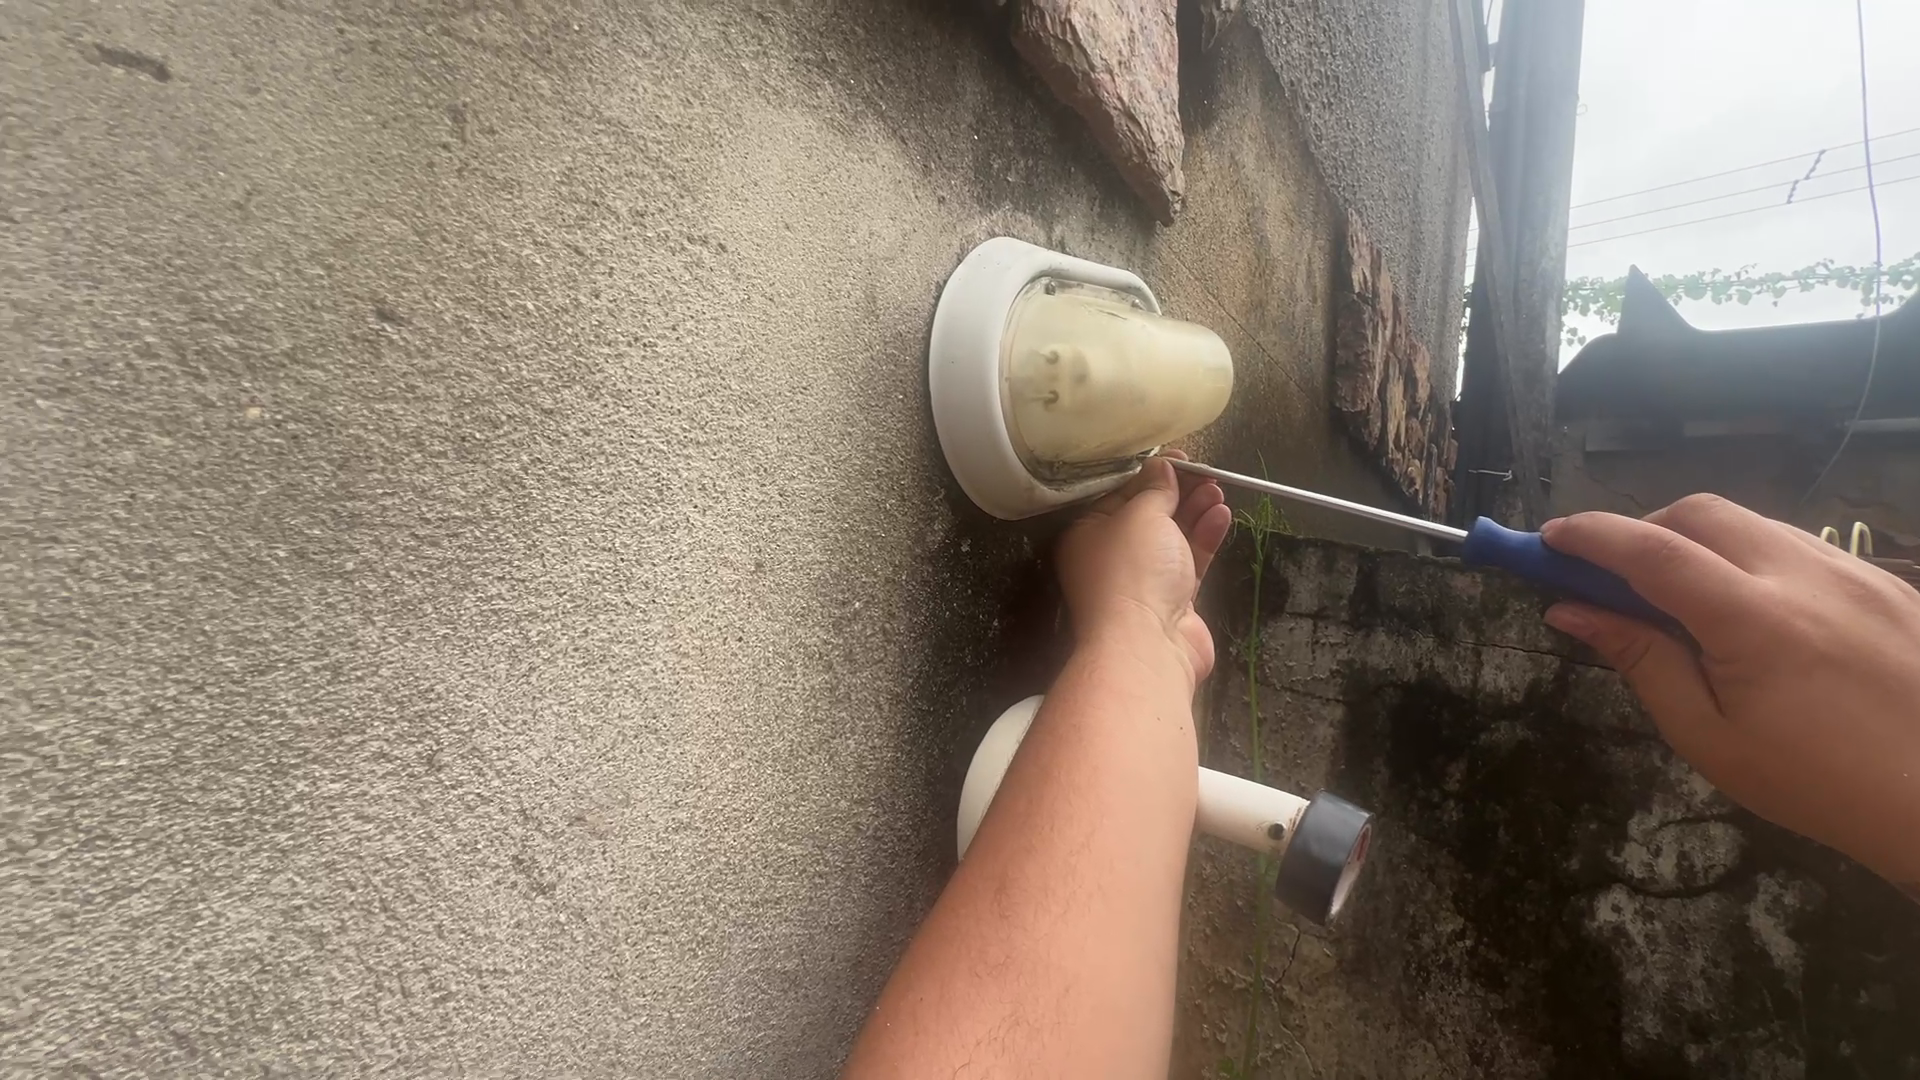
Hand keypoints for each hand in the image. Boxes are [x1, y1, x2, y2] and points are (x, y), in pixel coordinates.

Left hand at [1055, 452, 1231, 686]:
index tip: (1178, 460)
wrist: (1146, 645)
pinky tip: (1221, 515)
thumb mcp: (1141, 515)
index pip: (1117, 496)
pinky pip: (1188, 561)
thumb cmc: (1131, 571)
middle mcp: (1109, 558)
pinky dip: (1203, 538)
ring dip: (1195, 512)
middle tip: (1206, 473)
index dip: (1148, 475)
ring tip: (1218, 489)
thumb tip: (1161, 469)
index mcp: (1086, 535)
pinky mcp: (1171, 601)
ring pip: (1171, 538)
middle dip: (1177, 493)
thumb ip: (1155, 490)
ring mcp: (1141, 582)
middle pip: (1146, 516)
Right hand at [1541, 495, 1919, 885]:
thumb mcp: (1704, 732)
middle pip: (1700, 514)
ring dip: (1691, 539)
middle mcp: (1810, 580)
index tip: (1546, 539)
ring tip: (1676, 592)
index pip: (1652, 551)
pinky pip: (1796, 544)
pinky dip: (1743, 554)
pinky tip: (1741, 604)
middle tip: (1612, 574)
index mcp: (1757, 622)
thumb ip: (1638, 659)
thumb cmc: (1817, 782)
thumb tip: (1567, 610)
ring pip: (1750, 522)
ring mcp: (1860, 577)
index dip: (1589, 535)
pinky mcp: (1890, 587)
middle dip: (1639, 528)